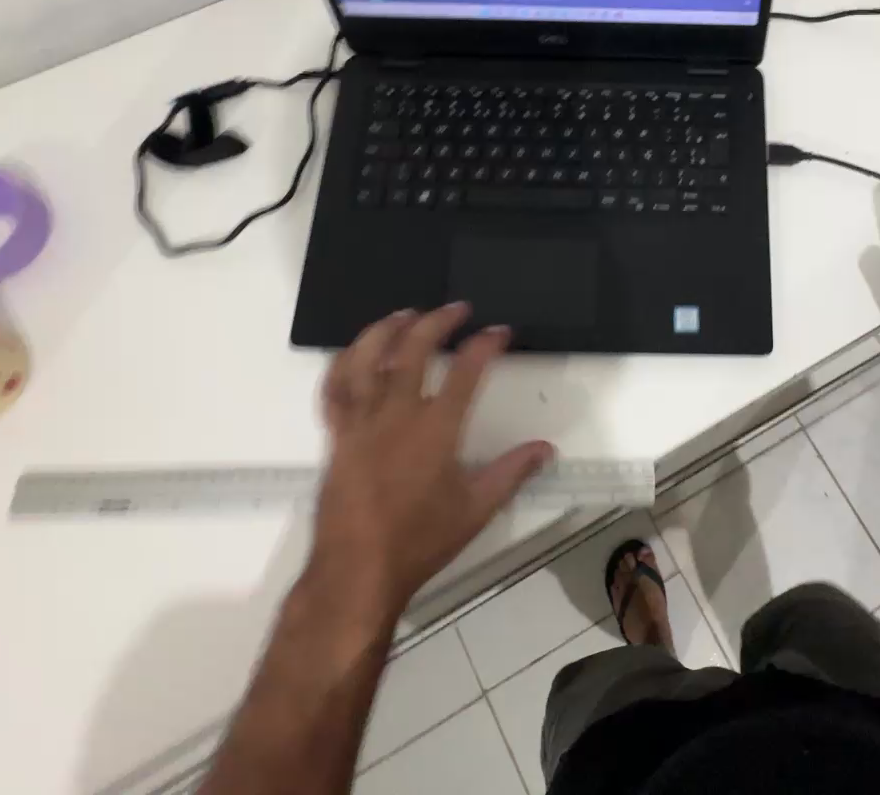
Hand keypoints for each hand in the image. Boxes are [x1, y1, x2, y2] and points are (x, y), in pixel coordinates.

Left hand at [308, 304, 553, 610]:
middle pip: (412, 352)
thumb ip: (512, 472)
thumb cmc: (421, 541)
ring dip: (386, 331)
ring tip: (404, 314)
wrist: (358, 571)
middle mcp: (395, 416)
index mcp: (435, 430)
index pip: (465, 372)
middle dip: (437, 323)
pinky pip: (333, 390)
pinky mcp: (336, 437)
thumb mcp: (477, 508)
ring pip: (366, 361)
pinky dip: (343, 364)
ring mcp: (360, 424)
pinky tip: (355, 354)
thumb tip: (546, 448)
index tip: (500, 332)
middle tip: (457, 309)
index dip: (485, 345)